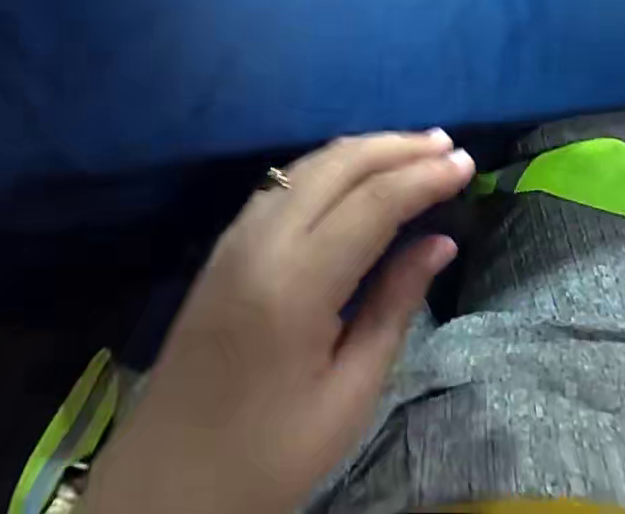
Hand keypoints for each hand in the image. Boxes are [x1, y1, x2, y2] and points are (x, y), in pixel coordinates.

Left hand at [84, 131, 474, 513]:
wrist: (157, 495)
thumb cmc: (266, 458)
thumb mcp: (350, 395)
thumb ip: (396, 304)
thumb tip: (441, 241)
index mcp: (294, 287)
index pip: (374, 203)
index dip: (425, 176)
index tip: (468, 164)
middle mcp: (260, 245)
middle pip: (341, 166)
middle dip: (401, 147)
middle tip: (450, 146)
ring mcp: (235, 241)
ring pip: (311, 164)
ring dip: (368, 149)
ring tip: (417, 147)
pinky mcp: (224, 247)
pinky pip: (287, 182)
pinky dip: (334, 164)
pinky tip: (361, 171)